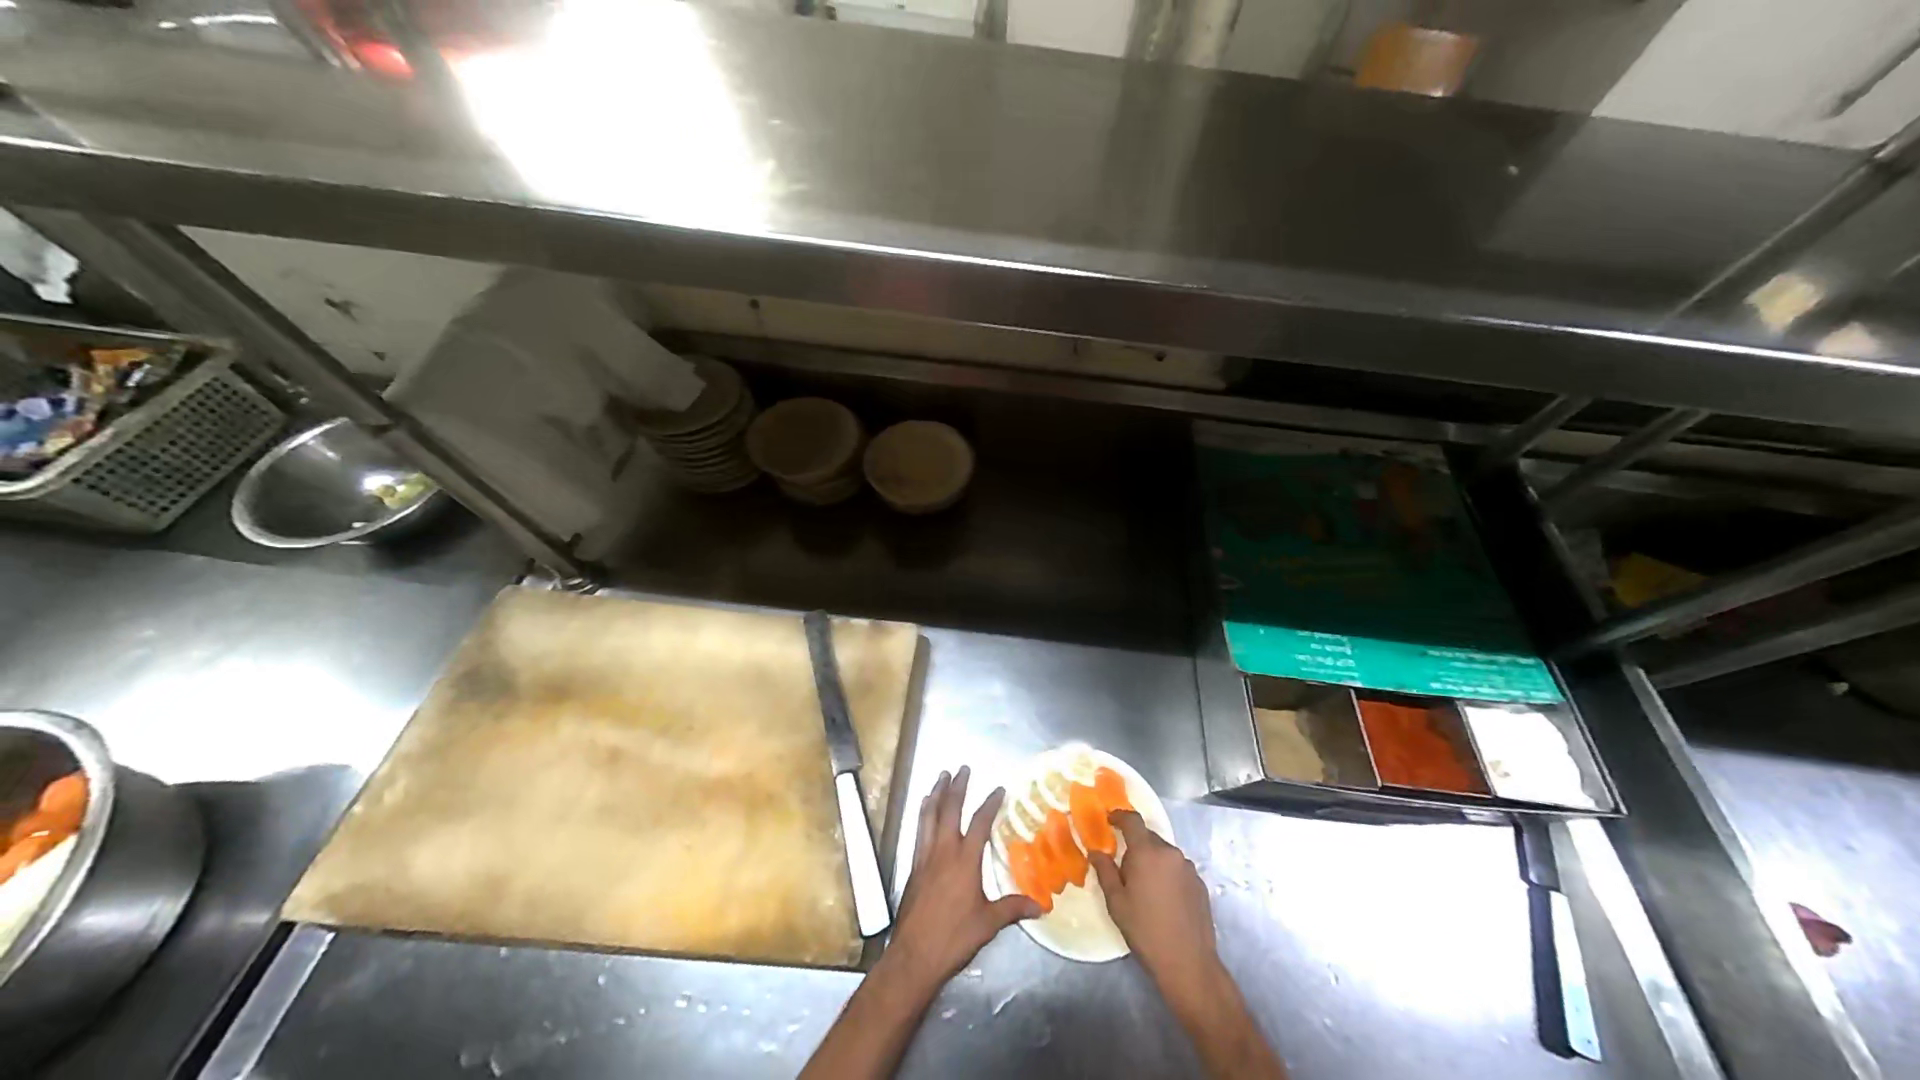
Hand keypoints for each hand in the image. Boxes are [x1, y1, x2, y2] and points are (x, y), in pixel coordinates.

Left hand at [886, 766, 1042, 987]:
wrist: (915, 955)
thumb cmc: (954, 937)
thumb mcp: (989, 923)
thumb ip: (1013, 908)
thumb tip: (1040, 906)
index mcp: (964, 860)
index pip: (979, 823)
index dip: (989, 804)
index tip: (999, 789)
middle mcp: (942, 852)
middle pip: (949, 811)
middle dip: (957, 788)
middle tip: (962, 768)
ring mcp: (924, 858)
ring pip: (929, 817)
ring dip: (936, 795)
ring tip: (940, 778)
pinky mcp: (913, 868)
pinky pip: (918, 831)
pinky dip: (923, 815)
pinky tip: (924, 811)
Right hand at [1090, 809, 1219, 1004]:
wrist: (1188, 963)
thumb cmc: (1145, 930)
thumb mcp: (1116, 902)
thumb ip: (1105, 870)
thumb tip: (1096, 851)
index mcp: (1147, 852)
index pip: (1132, 820)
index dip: (1119, 816)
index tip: (1109, 820)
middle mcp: (1170, 853)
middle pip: (1149, 836)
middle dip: (1135, 844)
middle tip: (1123, 864)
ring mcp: (1188, 868)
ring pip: (1164, 853)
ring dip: (1151, 859)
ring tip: (1143, 884)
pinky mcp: (1200, 884)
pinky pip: (1177, 868)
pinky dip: (1166, 873)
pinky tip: (1162, 897)